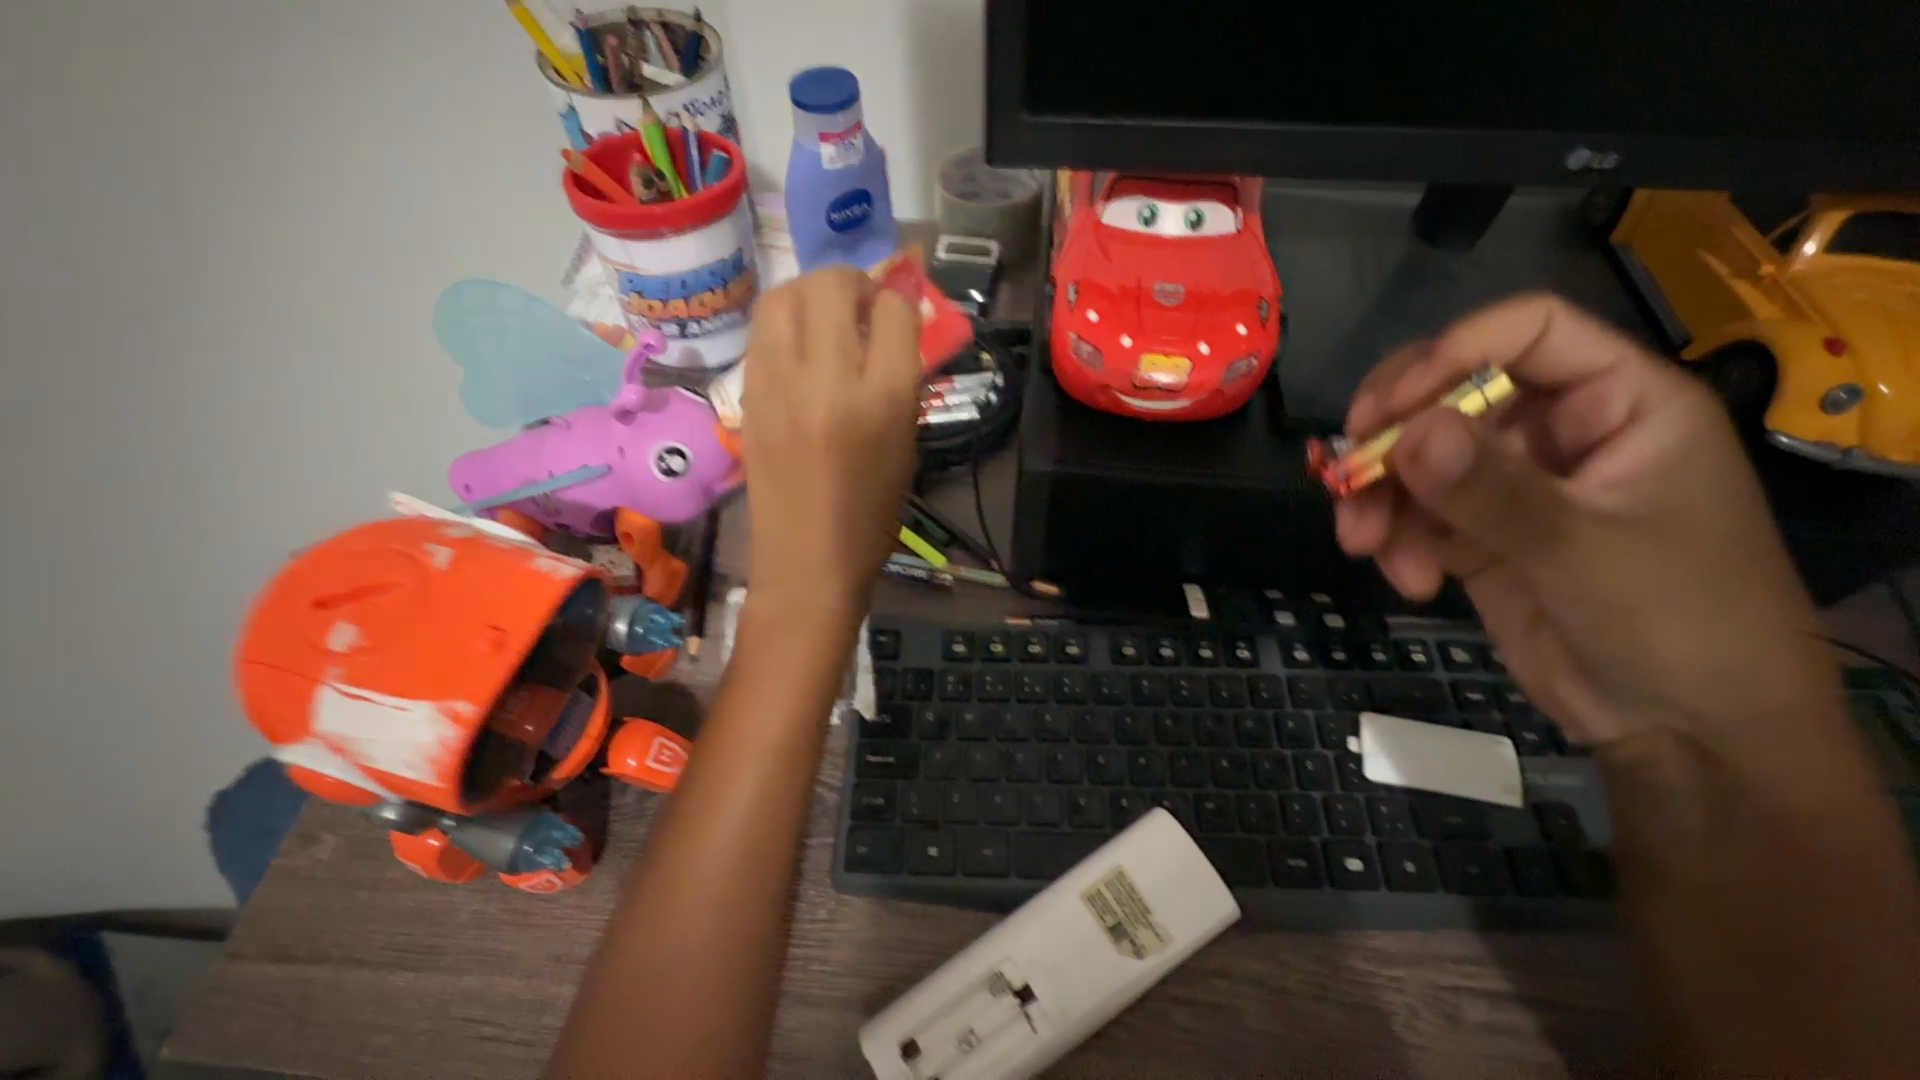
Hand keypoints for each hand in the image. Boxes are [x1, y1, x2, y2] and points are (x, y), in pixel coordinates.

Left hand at [740, 267, 921, 623]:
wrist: (807, 560)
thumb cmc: (872, 512)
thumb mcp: (905, 441)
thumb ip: (901, 374)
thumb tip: (896, 314)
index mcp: (884, 399)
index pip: (892, 310)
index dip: (900, 295)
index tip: (899, 301)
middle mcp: (828, 381)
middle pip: (832, 286)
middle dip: (852, 280)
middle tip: (861, 302)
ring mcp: (779, 386)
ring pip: (785, 296)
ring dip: (809, 291)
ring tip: (825, 314)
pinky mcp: (747, 397)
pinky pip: (762, 332)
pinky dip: (783, 322)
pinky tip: (797, 344)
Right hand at [1336, 294, 1831, 747]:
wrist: (1688, 731)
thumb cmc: (1678, 622)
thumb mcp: (1584, 551)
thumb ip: (1492, 490)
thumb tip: (1405, 433)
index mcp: (1620, 403)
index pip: (1529, 332)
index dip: (1453, 352)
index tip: (1388, 409)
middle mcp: (1562, 431)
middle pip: (1453, 391)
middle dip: (1392, 433)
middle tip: (1347, 467)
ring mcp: (1516, 485)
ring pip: (1419, 457)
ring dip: (1381, 498)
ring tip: (1363, 545)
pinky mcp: (1482, 536)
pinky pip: (1417, 514)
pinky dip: (1396, 541)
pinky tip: (1411, 582)